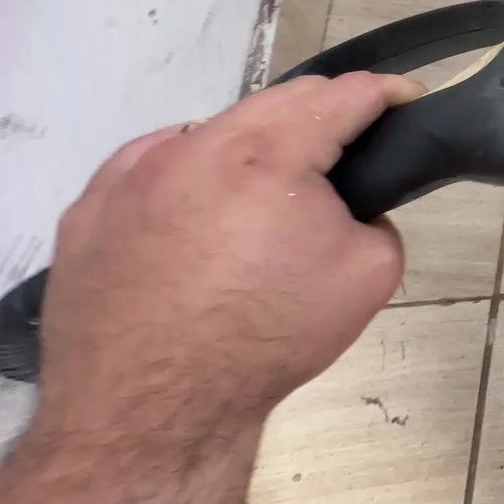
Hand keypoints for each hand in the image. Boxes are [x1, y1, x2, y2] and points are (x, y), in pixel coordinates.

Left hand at [33, 72, 424, 443]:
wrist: (154, 412)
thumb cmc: (274, 335)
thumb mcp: (375, 266)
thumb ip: (376, 209)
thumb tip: (351, 199)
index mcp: (270, 156)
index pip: (346, 94)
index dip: (391, 91)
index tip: (412, 98)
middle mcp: (196, 150)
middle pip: (285, 98)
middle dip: (333, 109)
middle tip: (362, 141)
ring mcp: (133, 177)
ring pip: (222, 122)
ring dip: (269, 135)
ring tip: (288, 180)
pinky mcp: (91, 210)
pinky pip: (161, 159)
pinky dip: (205, 163)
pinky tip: (218, 201)